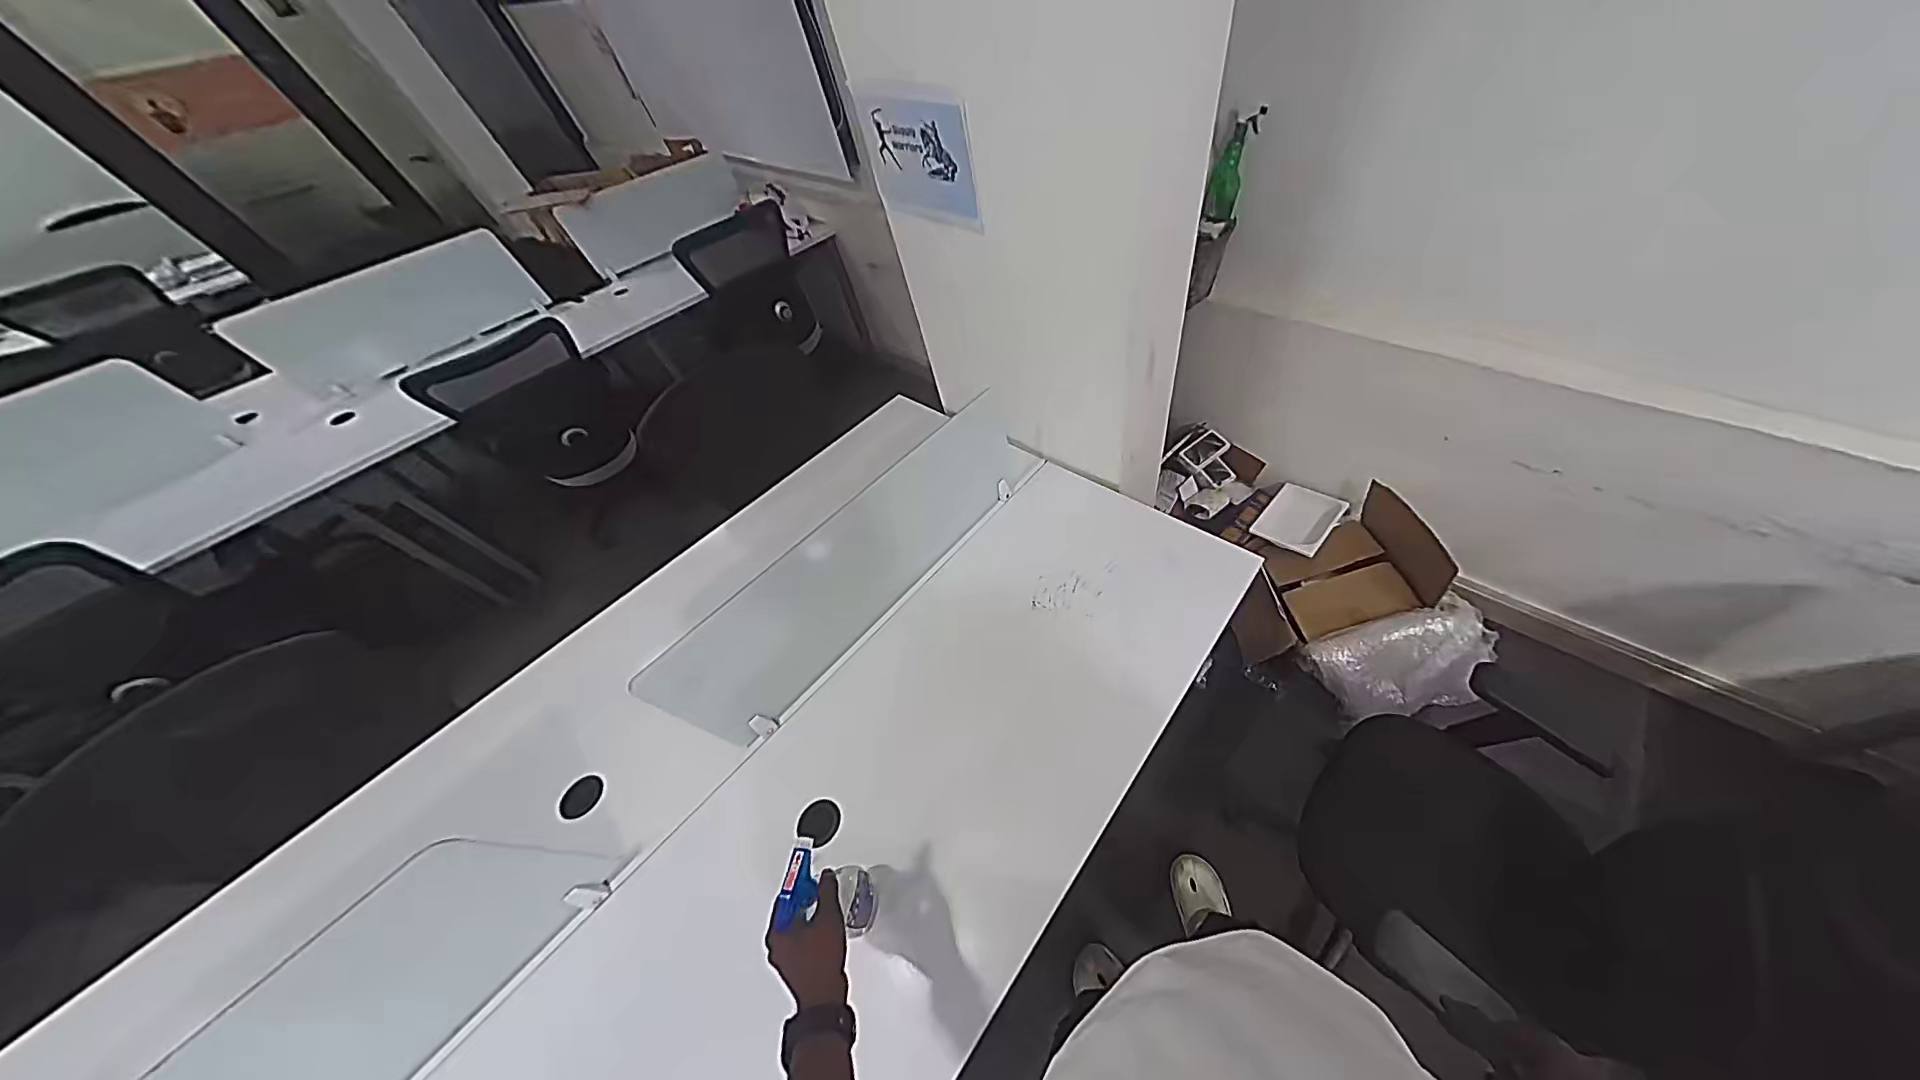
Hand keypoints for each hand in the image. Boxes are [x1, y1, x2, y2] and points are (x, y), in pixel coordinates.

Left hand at [767, 867, 847, 1007]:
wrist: (824, 997)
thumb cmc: (820, 963)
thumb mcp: (828, 917)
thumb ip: (826, 892)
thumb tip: (825, 877)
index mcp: (777, 931)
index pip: (785, 894)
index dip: (798, 878)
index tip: (806, 867)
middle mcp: (776, 944)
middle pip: (789, 909)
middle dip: (804, 894)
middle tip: (816, 884)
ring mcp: (785, 956)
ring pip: (795, 924)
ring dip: (808, 911)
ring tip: (824, 903)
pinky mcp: (796, 964)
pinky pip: (800, 937)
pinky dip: (810, 926)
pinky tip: (824, 925)